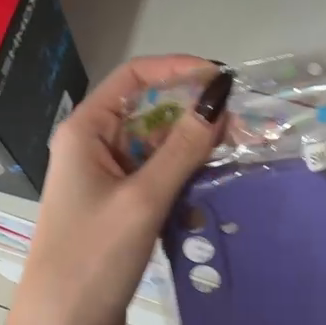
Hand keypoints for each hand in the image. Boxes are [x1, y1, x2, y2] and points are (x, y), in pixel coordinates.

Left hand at [10, 56, 232, 324]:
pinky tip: (213, 176)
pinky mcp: (118, 205)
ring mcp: (105, 175)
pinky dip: (183, 171)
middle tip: (239, 120)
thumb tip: (219, 96)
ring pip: (156, 142)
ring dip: (192, 142)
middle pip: (148, 108)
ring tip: (236, 145)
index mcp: (86, 128)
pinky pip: (155, 172)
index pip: (134, 76)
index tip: (219, 76)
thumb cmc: (91, 257)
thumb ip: (182, 148)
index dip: (176, 68)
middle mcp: (94, 143)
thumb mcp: (142, 200)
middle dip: (192, 109)